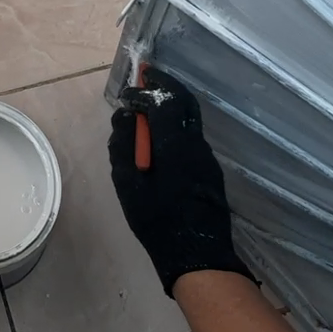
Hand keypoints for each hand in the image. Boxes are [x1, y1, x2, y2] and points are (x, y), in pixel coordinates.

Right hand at [109, 69, 251, 294]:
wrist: (197, 255)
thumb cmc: (156, 217)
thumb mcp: (126, 182)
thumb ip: (123, 144)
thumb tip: (124, 116)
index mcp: (175, 144)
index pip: (163, 99)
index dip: (145, 89)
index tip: (128, 92)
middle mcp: (195, 144)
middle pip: (184, 102)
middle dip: (165, 84)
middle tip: (146, 76)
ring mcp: (207, 158)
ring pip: (189, 120)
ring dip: (170, 107)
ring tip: (147, 109)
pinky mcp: (210, 172)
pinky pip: (191, 138)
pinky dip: (175, 126)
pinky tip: (160, 139)